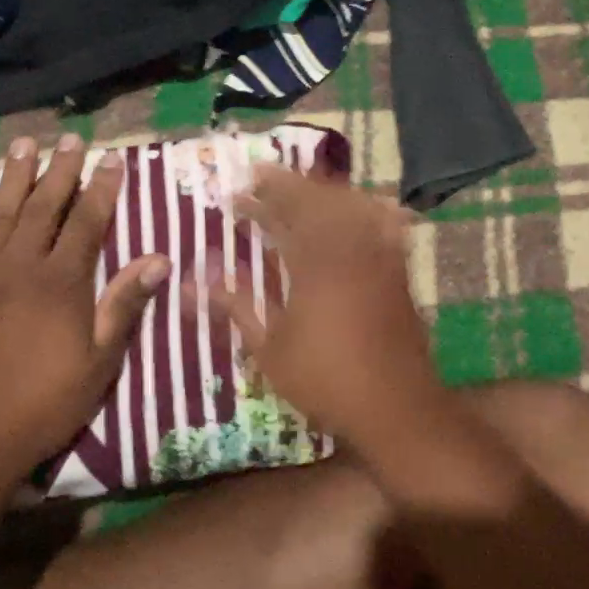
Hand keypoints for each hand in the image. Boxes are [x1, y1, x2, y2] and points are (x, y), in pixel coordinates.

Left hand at [0, 134, 169, 472]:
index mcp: (60, 284)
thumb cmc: (47, 402)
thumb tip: (159, 258)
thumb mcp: (100, 362)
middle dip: (60, 171)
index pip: (86, 223)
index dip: (102, 188)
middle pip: (43, 208)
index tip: (113, 159)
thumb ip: (124, 305)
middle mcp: (18, 269)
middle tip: (69, 139)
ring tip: (23, 144)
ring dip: (13, 177)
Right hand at [192, 166, 443, 445]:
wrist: (396, 404)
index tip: (236, 192)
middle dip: (287, 186)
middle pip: (317, 199)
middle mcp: (347, 247)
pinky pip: (380, 220)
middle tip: (261, 183)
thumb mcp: (269, 349)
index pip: (282, 214)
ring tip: (298, 193)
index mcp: (312, 263)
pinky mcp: (398, 266)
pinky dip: (362, 207)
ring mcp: (378, 254)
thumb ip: (234, 308)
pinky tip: (355, 206)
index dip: (259, 199)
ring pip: (349, 203)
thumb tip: (190, 283)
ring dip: (320, 192)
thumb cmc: (326, 380)